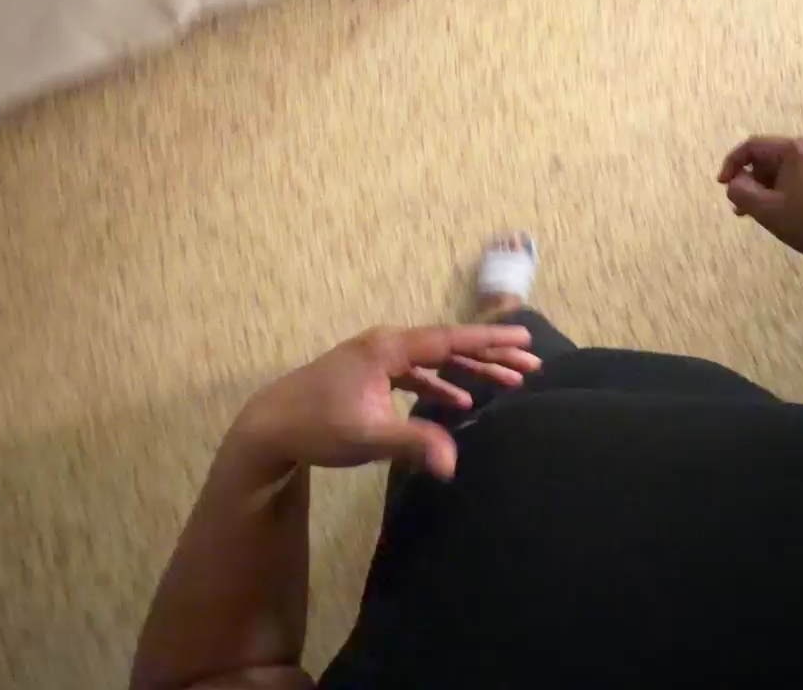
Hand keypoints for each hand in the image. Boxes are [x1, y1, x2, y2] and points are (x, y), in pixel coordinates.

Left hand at [232, 324, 541, 479]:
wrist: (271, 425)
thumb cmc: (317, 426)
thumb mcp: (367, 436)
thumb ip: (413, 443)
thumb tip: (453, 464)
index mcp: (389, 348)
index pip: (449, 339)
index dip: (489, 339)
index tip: (524, 337)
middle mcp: (386, 344)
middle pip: (448, 344)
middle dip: (490, 354)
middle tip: (531, 365)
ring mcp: (378, 357)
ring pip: (435, 358)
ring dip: (469, 370)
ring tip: (508, 381)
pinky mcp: (371, 374)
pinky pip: (417, 373)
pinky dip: (440, 384)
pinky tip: (458, 402)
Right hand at [718, 135, 802, 266]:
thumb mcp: (767, 210)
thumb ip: (740, 192)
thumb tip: (735, 183)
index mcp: (797, 148)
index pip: (752, 147)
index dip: (731, 165)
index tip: (723, 187)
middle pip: (770, 158)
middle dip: (753, 182)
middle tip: (745, 209)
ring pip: (788, 169)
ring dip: (771, 189)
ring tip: (767, 215)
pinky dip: (791, 190)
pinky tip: (792, 213)